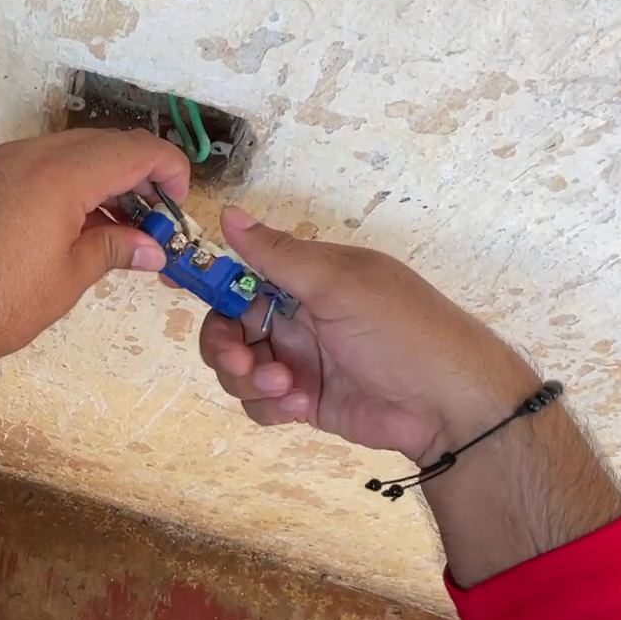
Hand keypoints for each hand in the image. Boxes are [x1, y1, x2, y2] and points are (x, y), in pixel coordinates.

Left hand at [0, 130, 189, 478]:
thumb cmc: (0, 302)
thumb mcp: (68, 277)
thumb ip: (116, 250)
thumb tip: (153, 249)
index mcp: (60, 172)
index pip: (134, 150)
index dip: (170, 169)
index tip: (182, 203)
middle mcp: (29, 153)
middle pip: (104, 145)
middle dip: (139, 177)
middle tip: (155, 223)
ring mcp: (0, 163)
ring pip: (71, 154)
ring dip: (104, 183)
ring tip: (121, 231)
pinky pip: (40, 167)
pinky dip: (70, 187)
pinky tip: (78, 226)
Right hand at [200, 207, 540, 463]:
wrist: (449, 406)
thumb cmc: (400, 330)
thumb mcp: (339, 283)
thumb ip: (277, 254)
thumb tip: (228, 212)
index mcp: (302, 279)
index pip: (239, 272)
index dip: (206, 277)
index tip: (171, 280)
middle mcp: (293, 316)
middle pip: (225, 326)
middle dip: (224, 345)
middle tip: (241, 360)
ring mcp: (296, 360)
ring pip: (236, 367)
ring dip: (250, 380)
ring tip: (288, 388)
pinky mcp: (300, 400)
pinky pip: (258, 402)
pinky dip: (270, 406)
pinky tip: (300, 407)